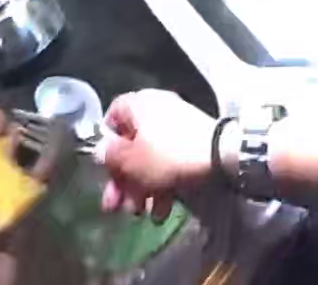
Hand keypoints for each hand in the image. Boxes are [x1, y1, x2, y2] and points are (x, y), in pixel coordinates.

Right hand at [96, 90, 217, 220]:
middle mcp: (156, 108)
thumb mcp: (130, 159)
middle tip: (118, 206)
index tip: (105, 167)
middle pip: (131, 142)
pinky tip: (163, 209)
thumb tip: (101, 149)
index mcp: (140, 104)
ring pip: (149, 155)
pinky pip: (169, 159)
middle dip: (123, 177)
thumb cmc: (166, 155)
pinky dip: (163, 182)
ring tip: (143, 213)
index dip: (106, 141)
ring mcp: (175, 123)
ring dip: (142, 187)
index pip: (114, 114)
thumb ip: (110, 155)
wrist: (216, 155)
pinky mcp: (190, 138)